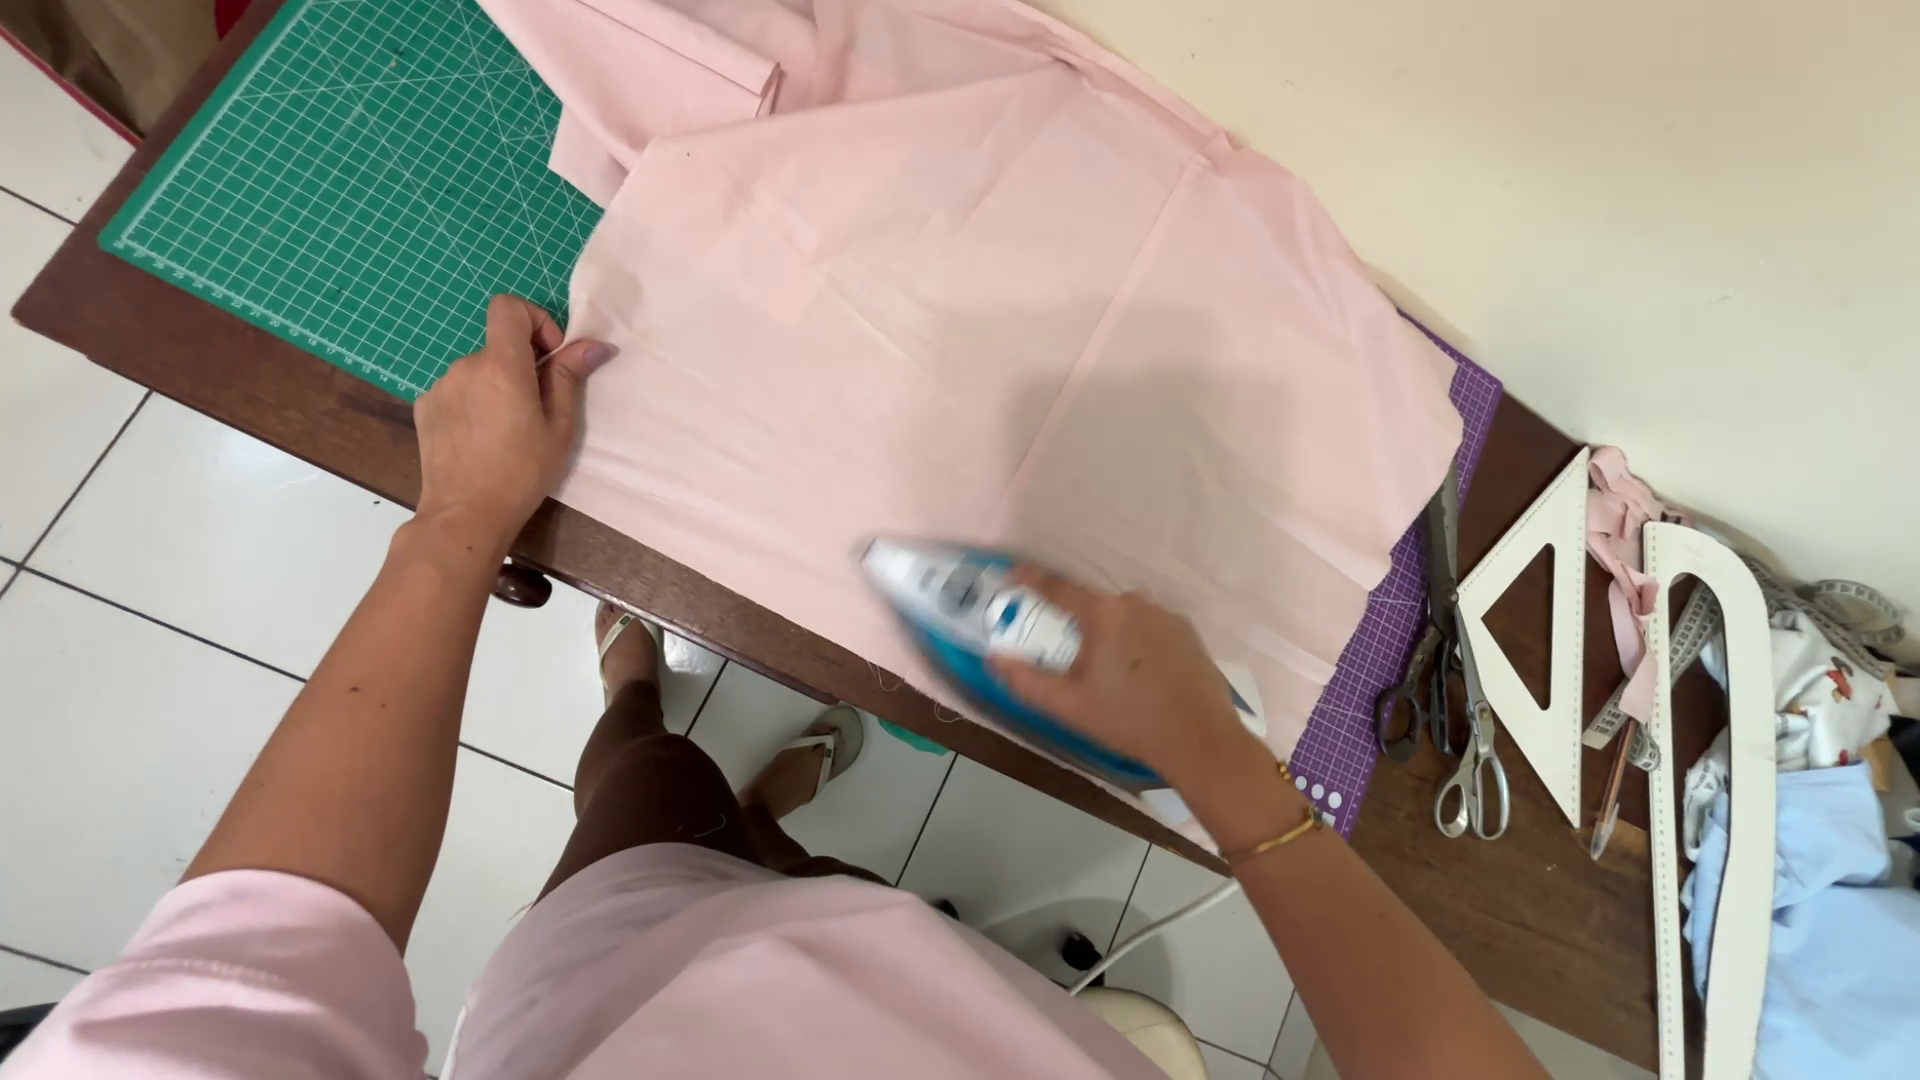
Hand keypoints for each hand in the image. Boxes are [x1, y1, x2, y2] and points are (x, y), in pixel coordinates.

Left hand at [412, 295, 615, 552]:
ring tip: (511, 431)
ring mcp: (441, 385)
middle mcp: (466, 366)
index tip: (550, 357)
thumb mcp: (561, 426)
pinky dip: (478, 403)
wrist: (466, 511)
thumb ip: (570, 377)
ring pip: (481, 371)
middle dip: (525, 367)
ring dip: (501, 388)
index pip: (508, 307)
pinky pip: (460, 391)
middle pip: (500, 346)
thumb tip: (593, 344)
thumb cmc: (524, 471)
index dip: (535, 320)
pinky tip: (485, 439)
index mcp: (502, 366)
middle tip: (541, 410)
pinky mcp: (426, 406)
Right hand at [988, 566, 1263, 786]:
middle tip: (1066, 655)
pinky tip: (1138, 674)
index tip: (1011, 575)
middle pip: (1091, 605)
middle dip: (1074, 624)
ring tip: (1107, 673)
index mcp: (1104, 613)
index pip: (1058, 586)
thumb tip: (994, 659)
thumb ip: (1027, 681)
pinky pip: (1148, 627)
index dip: (1030, 578)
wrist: (1201, 740)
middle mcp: (1135, 602)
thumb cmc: (1129, 720)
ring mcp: (1166, 614)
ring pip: (1121, 616)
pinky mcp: (1187, 630)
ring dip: (1107, 634)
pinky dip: (1135, 642)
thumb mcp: (1069, 706)